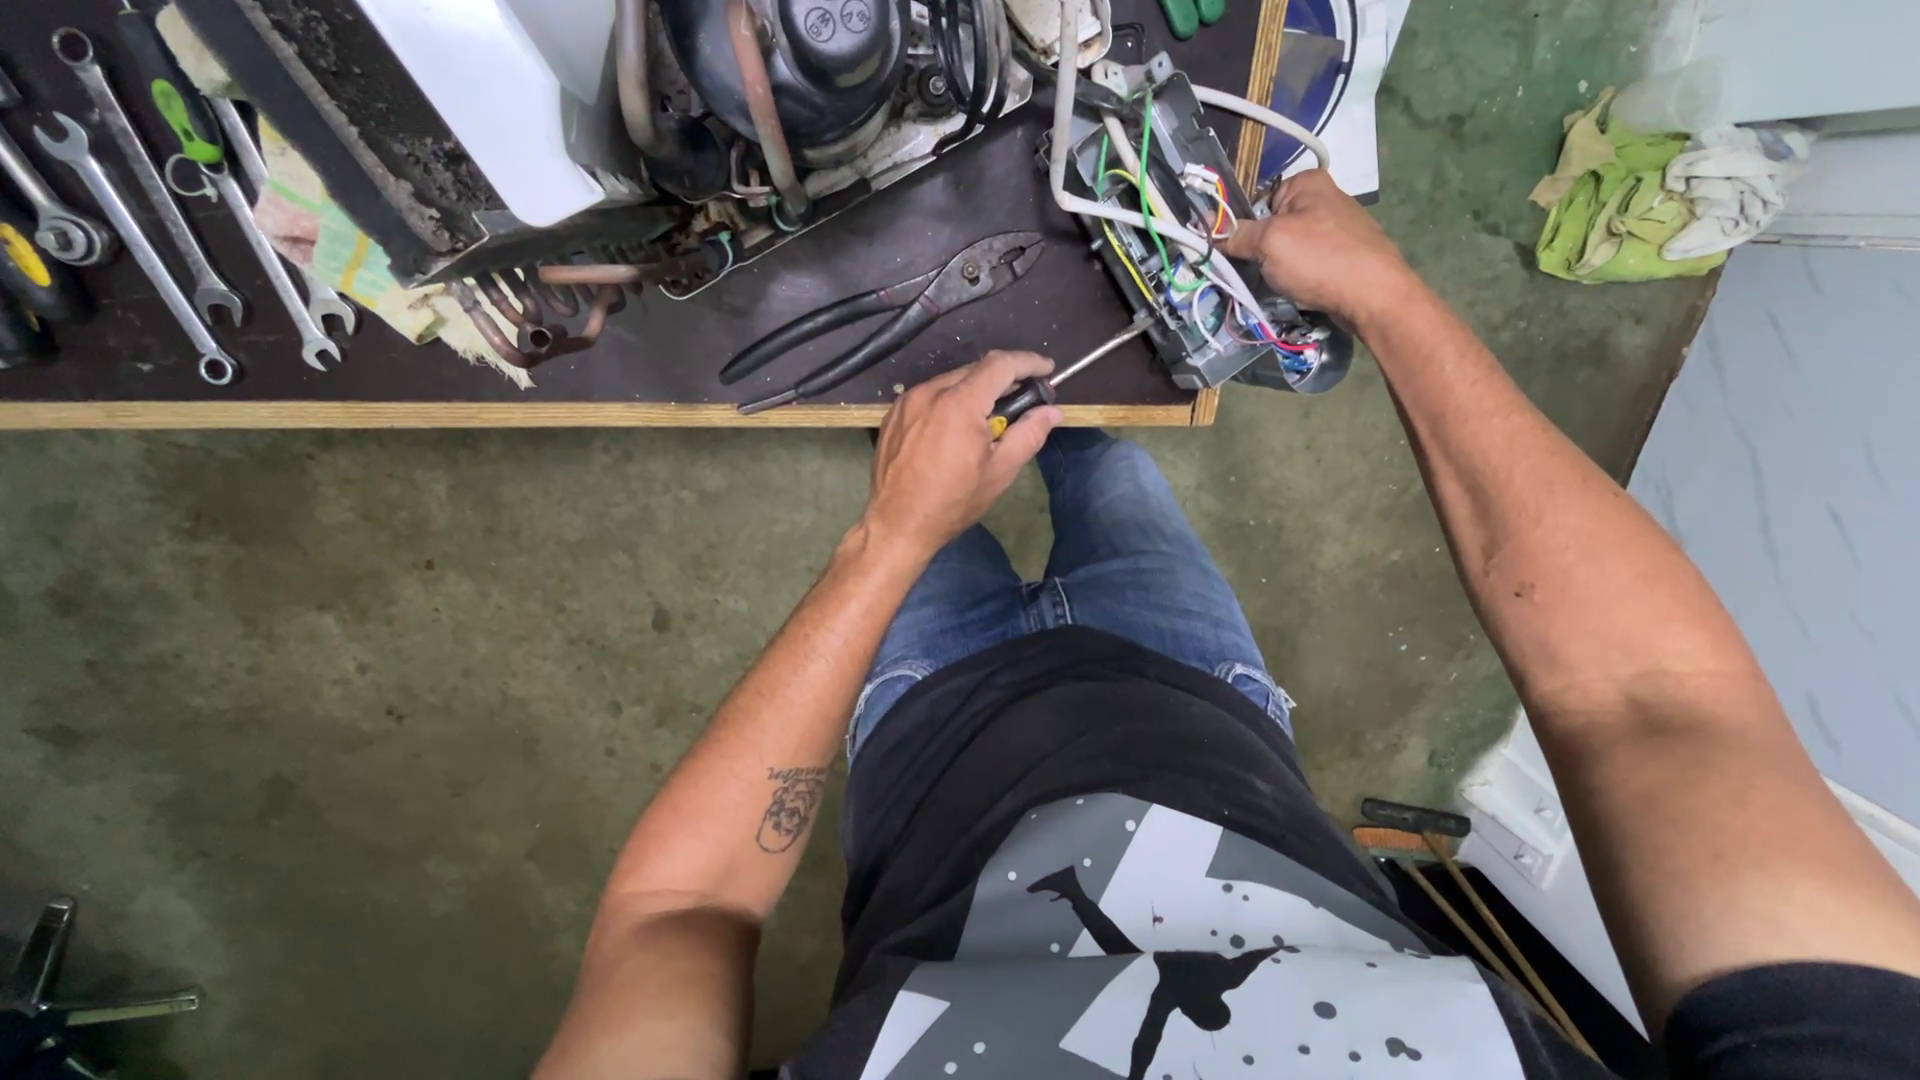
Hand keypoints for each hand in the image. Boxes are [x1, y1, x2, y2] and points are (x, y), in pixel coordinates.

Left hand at [861, 351, 1061, 559]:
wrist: (897, 524)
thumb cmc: (953, 502)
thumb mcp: (1000, 471)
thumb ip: (1029, 434)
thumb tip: (1051, 412)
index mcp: (959, 403)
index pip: (1000, 365)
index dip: (1028, 362)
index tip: (1046, 369)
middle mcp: (929, 392)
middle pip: (975, 370)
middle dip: (1004, 379)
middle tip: (1024, 400)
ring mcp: (907, 402)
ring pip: (951, 382)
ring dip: (975, 392)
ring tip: (990, 418)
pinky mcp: (894, 415)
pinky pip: (929, 396)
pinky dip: (950, 402)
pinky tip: (957, 427)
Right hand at [1222, 168, 1421, 330]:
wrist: (1373, 295)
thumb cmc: (1320, 259)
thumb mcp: (1269, 242)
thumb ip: (1237, 235)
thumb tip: (1207, 231)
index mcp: (1306, 182)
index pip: (1255, 199)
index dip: (1238, 225)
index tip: (1228, 250)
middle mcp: (1323, 198)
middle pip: (1270, 224)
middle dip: (1256, 250)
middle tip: (1249, 272)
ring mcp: (1335, 227)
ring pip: (1286, 247)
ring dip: (1274, 267)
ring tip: (1273, 284)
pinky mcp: (1342, 254)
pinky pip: (1305, 262)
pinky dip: (1295, 276)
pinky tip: (1295, 289)